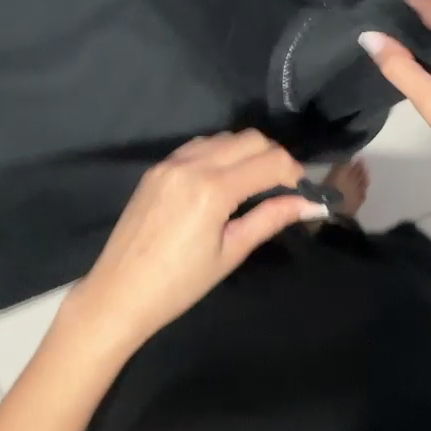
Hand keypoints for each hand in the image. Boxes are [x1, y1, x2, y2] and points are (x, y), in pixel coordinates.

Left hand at [67, 130, 320, 347]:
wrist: (120, 292)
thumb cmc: (179, 284)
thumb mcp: (230, 253)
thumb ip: (269, 219)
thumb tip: (310, 203)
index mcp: (212, 189)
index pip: (270, 161)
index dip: (294, 172)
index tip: (303, 192)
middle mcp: (191, 165)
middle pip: (250, 139)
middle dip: (274, 157)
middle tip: (282, 187)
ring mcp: (169, 164)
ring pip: (223, 138)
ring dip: (246, 153)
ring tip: (254, 185)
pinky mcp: (156, 169)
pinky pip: (197, 147)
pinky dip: (219, 154)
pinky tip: (223, 180)